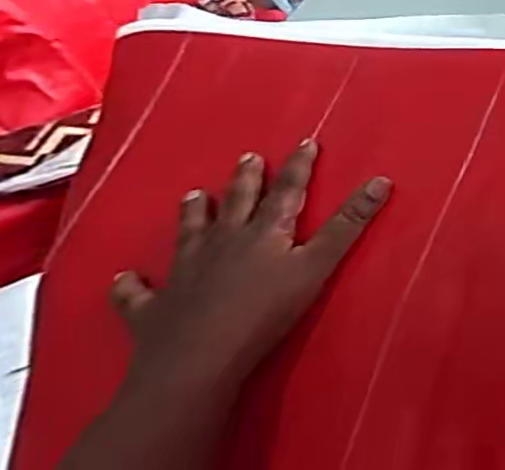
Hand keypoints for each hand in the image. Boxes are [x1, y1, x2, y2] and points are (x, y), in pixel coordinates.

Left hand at [111, 139, 391, 388]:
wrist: (195, 363)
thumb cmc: (264, 313)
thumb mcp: (317, 265)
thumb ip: (349, 224)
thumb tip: (381, 180)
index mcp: (265, 231)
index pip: (288, 189)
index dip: (299, 165)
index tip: (306, 142)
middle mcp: (224, 242)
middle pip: (238, 203)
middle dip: (246, 179)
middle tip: (248, 157)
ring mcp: (186, 273)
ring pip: (191, 234)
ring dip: (193, 215)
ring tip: (194, 194)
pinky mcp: (154, 309)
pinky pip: (138, 295)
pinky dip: (130, 287)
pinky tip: (123, 278)